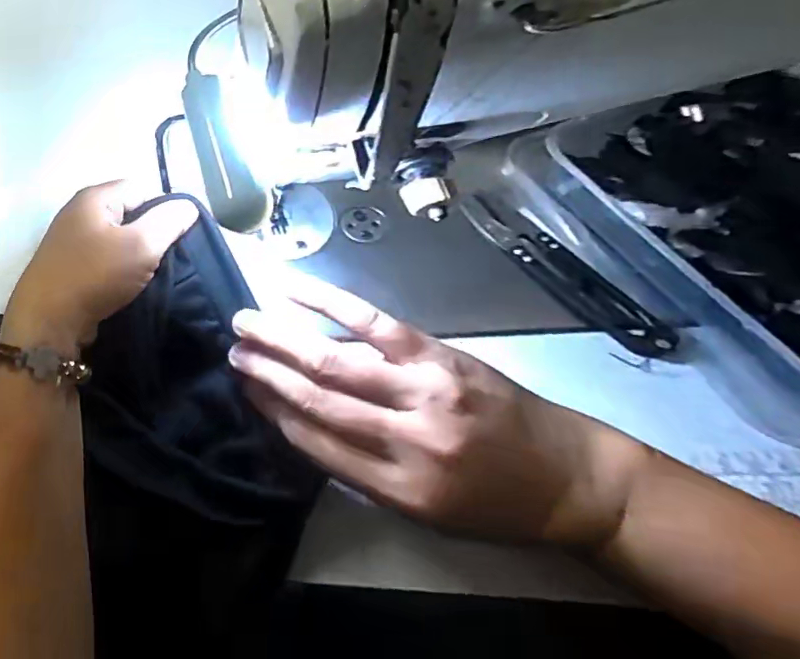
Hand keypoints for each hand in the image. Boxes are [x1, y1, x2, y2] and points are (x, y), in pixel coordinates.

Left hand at [3, 181, 198, 350]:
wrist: (46, 324)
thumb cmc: (94, 276)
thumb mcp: (140, 246)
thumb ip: (168, 222)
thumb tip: (187, 206)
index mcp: (94, 197)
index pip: (141, 189)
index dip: (162, 209)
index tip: (175, 238)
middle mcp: (78, 212)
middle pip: (128, 213)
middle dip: (149, 233)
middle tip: (164, 257)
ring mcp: (69, 240)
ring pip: (116, 239)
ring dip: (133, 255)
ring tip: (147, 274)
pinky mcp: (66, 267)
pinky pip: (102, 259)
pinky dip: (116, 270)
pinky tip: (126, 286)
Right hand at [228, 281, 651, 549]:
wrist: (568, 475)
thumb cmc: (494, 500)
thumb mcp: (428, 510)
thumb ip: (366, 470)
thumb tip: (304, 422)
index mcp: (400, 489)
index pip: (317, 445)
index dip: (274, 414)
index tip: (245, 390)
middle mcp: (406, 439)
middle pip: (318, 399)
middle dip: (267, 374)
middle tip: (231, 352)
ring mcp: (423, 389)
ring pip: (335, 360)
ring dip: (282, 339)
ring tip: (246, 324)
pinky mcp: (437, 353)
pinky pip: (372, 322)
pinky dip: (327, 302)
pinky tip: (294, 289)